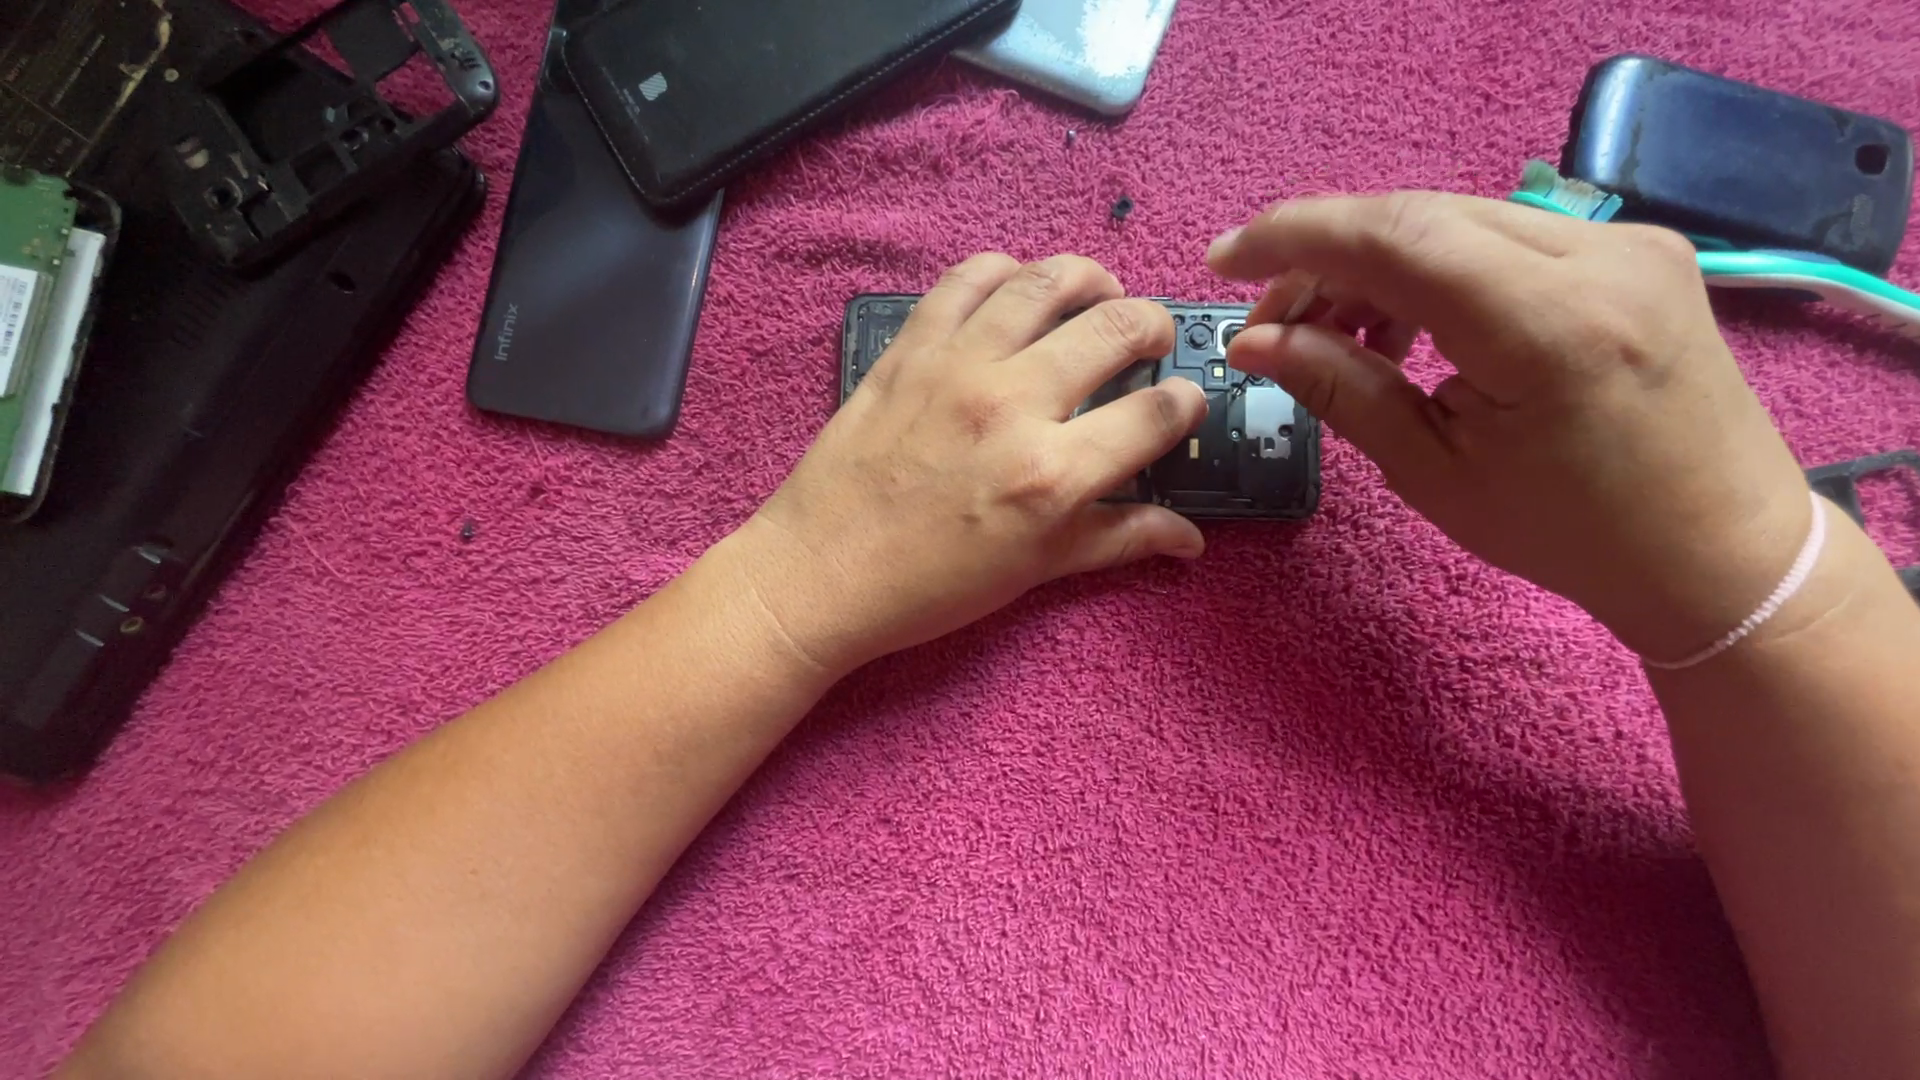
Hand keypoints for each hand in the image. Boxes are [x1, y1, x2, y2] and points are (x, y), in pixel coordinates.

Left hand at [731, 253, 1208, 677]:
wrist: (822, 574)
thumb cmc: (929, 586)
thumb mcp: (1034, 572)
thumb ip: (1117, 540)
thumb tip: (1190, 538)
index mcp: (1052, 474)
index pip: (1155, 414)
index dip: (1187, 403)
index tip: (1183, 403)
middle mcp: (1012, 405)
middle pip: (1115, 327)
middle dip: (1153, 326)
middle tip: (1150, 341)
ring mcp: (956, 367)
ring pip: (1046, 282)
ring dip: (1090, 278)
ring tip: (1100, 294)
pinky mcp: (909, 349)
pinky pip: (966, 279)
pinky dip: (1005, 272)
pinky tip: (1017, 289)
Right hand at [1207, 192, 1813, 660]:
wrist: (1712, 544)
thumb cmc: (1565, 528)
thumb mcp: (1430, 469)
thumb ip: (1340, 388)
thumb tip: (1254, 343)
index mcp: (1549, 327)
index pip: (1396, 238)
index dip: (1294, 238)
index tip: (1223, 261)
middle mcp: (1599, 257)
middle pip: (1417, 219)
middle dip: (1320, 259)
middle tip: (1265, 322)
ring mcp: (1622, 243)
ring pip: (1450, 221)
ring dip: (1367, 266)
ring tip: (1325, 334)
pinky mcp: (1624, 250)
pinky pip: (1492, 237)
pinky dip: (1422, 270)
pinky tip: (1395, 326)